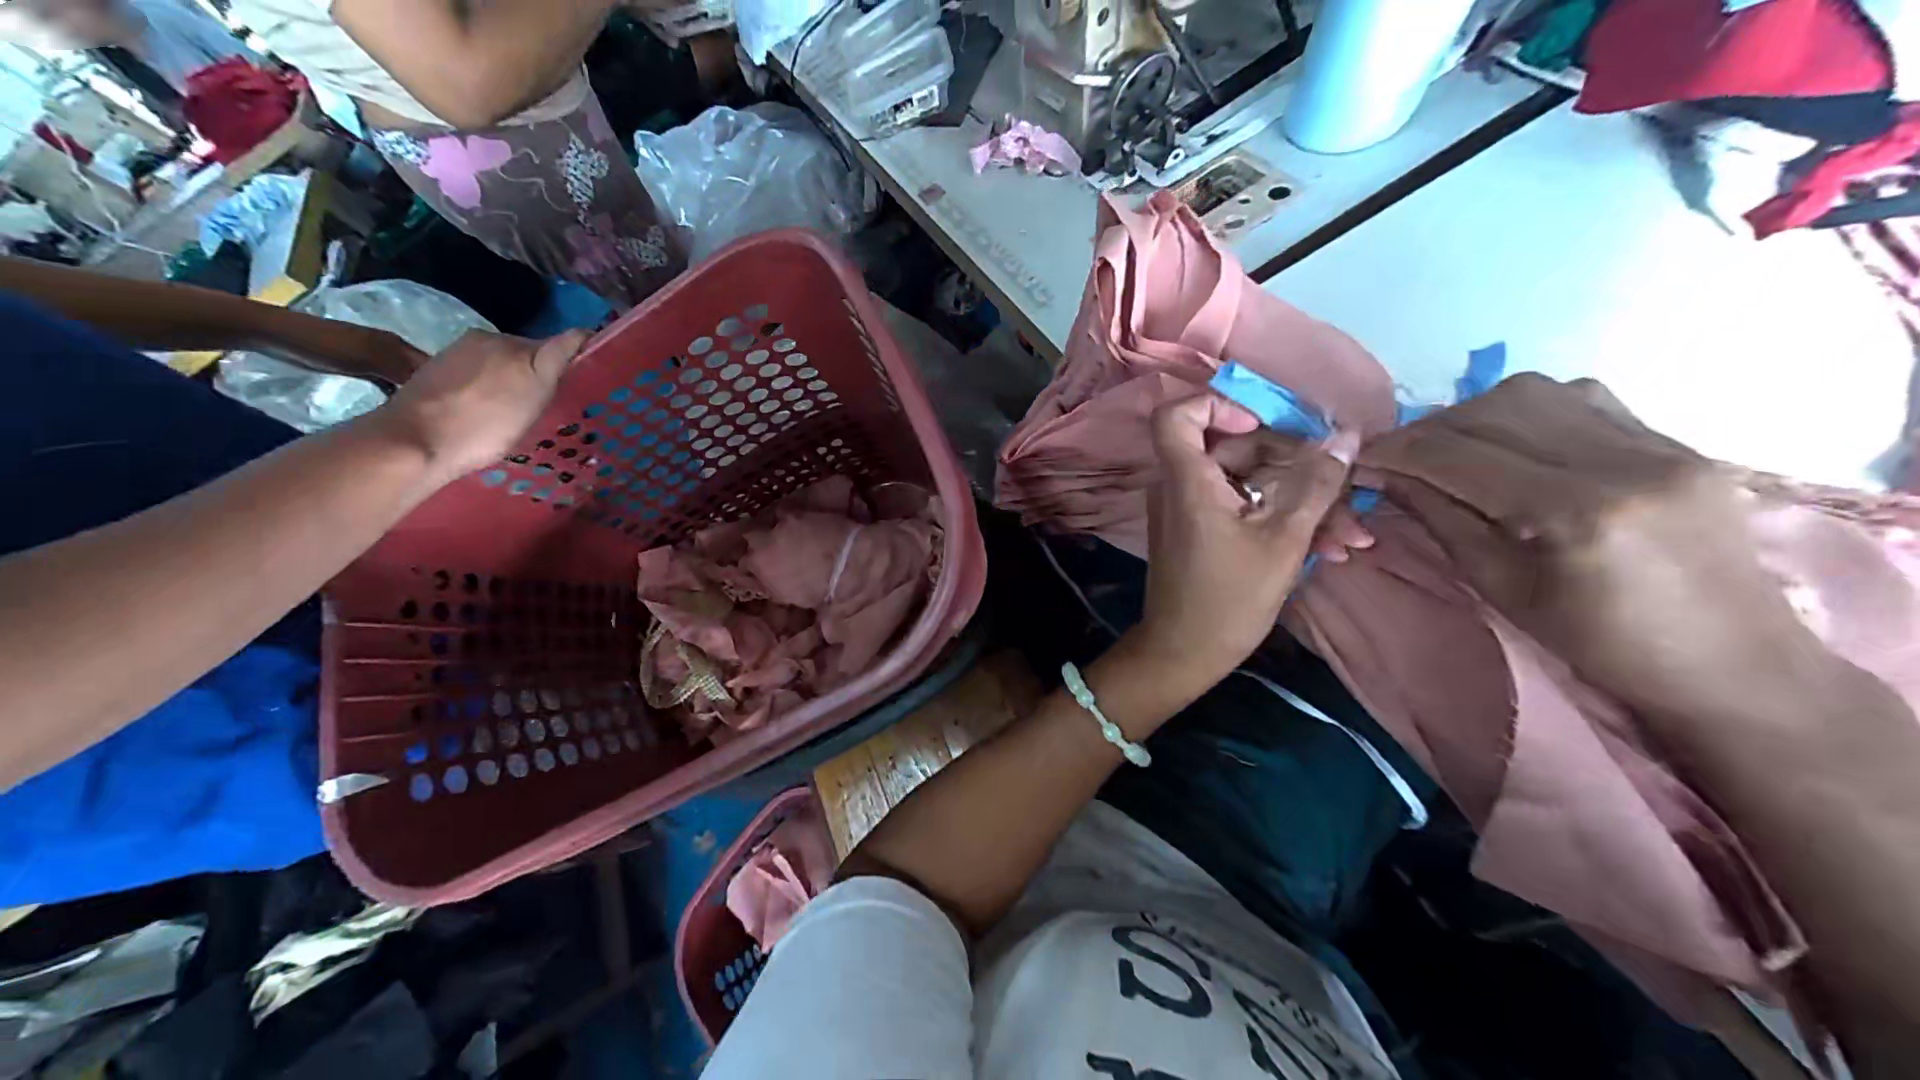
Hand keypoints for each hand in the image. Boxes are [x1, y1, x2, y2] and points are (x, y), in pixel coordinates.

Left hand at [367, 329, 589, 483]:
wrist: (416, 441)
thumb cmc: (484, 425)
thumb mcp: (534, 396)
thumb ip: (555, 362)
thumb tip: (581, 335)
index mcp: (516, 345)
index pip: (563, 342)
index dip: (581, 352)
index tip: (595, 371)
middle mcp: (490, 339)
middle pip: (531, 352)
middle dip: (542, 371)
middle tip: (550, 402)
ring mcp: (460, 351)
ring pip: (503, 362)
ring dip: (513, 379)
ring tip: (516, 409)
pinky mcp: (437, 367)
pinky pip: (477, 371)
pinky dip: (488, 385)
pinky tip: (484, 409)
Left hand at [1130, 394, 1358, 687]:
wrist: (1186, 653)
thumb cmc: (1230, 598)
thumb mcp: (1284, 540)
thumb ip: (1316, 485)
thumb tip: (1346, 436)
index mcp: (1187, 479)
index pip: (1177, 415)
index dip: (1217, 406)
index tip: (1260, 426)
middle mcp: (1180, 486)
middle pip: (1234, 448)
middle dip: (1298, 469)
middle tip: (1348, 495)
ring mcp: (1188, 509)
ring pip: (1248, 483)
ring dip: (1301, 502)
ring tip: (1353, 535)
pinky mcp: (1199, 530)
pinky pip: (1239, 507)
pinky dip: (1278, 519)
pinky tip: (1331, 547)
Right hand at [1361, 374, 1831, 723]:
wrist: (1730, 663)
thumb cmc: (1596, 643)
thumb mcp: (1497, 586)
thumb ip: (1439, 518)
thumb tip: (1385, 475)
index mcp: (1576, 513)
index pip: (1457, 454)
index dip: (1395, 452)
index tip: (1358, 462)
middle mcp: (1623, 461)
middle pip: (1495, 408)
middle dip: (1429, 430)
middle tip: (1398, 458)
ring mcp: (1660, 444)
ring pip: (1538, 391)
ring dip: (1474, 415)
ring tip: (1451, 450)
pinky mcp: (1677, 442)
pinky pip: (1582, 400)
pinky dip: (1526, 414)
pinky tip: (1511, 444)